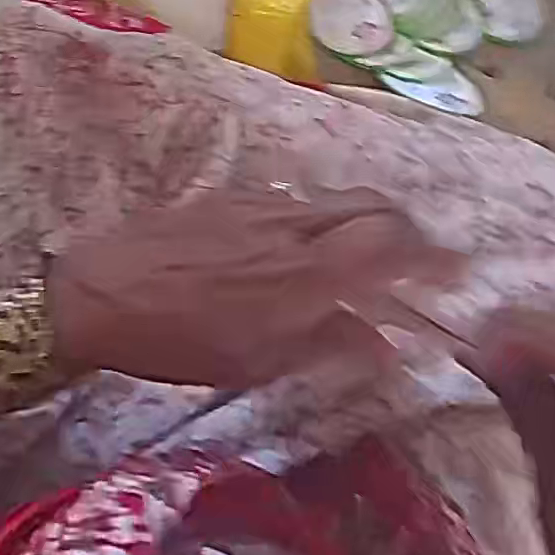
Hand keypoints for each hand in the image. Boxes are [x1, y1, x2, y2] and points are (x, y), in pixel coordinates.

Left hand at [49, 187, 456, 388]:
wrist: (102, 290)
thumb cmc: (180, 340)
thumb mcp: (256, 360)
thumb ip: (326, 342)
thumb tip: (383, 341)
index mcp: (306, 272)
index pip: (390, 242)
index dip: (430, 253)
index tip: (451, 267)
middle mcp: (291, 225)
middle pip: (369, 204)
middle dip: (400, 227)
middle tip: (406, 257)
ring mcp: (258, 203)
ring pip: (328, 201)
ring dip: (352, 223)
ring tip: (348, 256)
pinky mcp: (228, 195)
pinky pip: (287, 201)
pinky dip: (308, 220)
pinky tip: (287, 247)